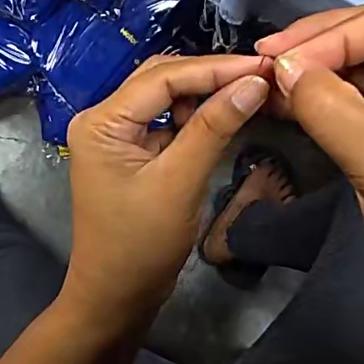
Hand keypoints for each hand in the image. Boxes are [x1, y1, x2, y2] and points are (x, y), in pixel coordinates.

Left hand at [60, 54, 270, 334]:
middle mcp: (100, 118)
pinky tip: (221, 116)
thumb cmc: (141, 244)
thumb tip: (253, 83)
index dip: (214, 69)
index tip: (262, 67)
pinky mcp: (127, 150)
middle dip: (210, 77)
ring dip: (202, 95)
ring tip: (246, 95)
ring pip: (163, 97)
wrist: (115, 295)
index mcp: (101, 121)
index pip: (162, 77)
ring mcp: (113, 134)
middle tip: (260, 77)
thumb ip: (214, 128)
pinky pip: (164, 121)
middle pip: (160, 79)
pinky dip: (193, 117)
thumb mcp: (179, 182)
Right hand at [259, 2, 363, 351]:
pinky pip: (358, 104)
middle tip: (263, 63)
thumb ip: (330, 108)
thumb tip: (277, 66)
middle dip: (320, 51)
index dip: (336, 34)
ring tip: (265, 81)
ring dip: (315, 75)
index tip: (278, 58)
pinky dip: (320, 102)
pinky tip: (283, 101)